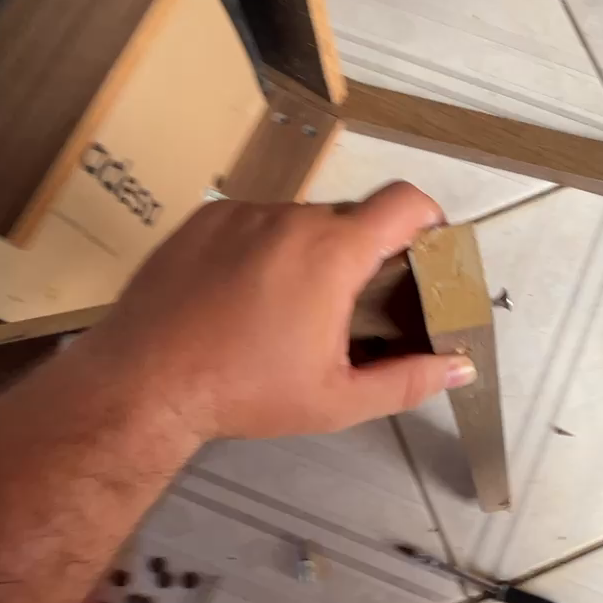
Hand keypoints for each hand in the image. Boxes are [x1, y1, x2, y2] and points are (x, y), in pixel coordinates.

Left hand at [79, 182, 475, 441]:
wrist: (143, 382)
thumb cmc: (246, 393)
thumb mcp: (338, 400)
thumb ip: (408, 381)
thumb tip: (459, 367)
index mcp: (332, 254)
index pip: (403, 202)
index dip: (428, 218)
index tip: (426, 248)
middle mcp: (289, 218)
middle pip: (351, 217)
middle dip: (362, 254)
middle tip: (349, 306)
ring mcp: (242, 212)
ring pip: (301, 220)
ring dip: (312, 252)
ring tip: (287, 307)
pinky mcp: (205, 218)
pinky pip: (256, 221)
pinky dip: (266, 248)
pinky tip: (245, 295)